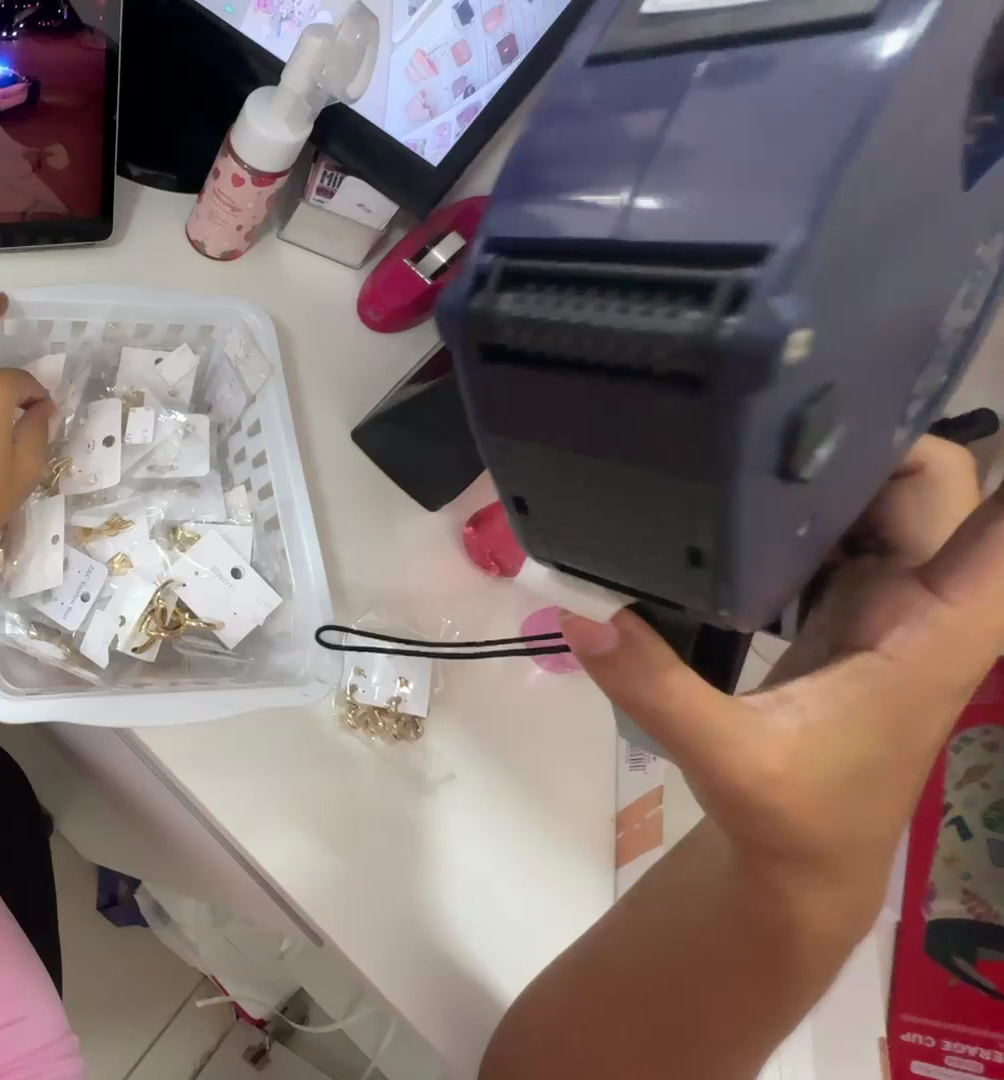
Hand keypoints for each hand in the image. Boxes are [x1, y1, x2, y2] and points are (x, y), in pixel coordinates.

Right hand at [560, 437, 1003, 927]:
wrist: (803, 855)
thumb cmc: (790, 812)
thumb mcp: (721, 754)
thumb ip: (652, 685)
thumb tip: (578, 611)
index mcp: (926, 631)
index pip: (991, 525)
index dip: (952, 464)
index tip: (860, 408)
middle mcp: (916, 606)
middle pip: (931, 494)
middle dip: (865, 445)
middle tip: (752, 412)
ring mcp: (876, 607)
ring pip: (882, 510)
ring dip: (827, 473)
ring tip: (733, 439)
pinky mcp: (835, 616)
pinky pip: (832, 541)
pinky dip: (794, 511)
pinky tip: (728, 502)